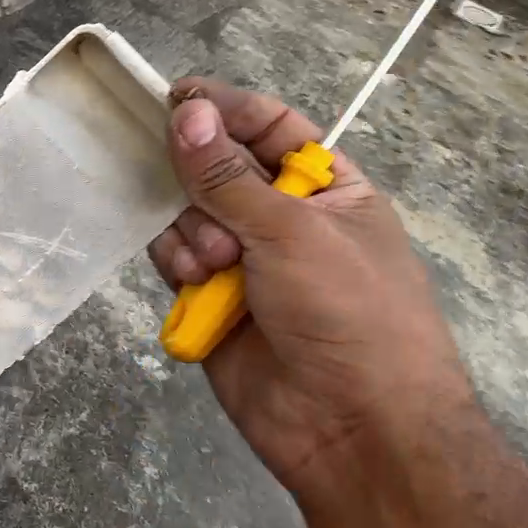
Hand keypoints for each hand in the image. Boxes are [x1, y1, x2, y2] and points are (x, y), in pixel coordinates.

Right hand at [147, 78, 471, 491]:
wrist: (353, 430)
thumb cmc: (348, 312)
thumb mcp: (293, 232)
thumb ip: (227, 175)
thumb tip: (184, 110)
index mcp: (326, 189)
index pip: (270, 127)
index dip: (225, 108)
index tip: (173, 96)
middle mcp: (282, 219)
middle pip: (216, 169)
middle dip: (201, 182)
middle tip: (192, 192)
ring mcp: (244, 261)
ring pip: (187, 215)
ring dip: (191, 232)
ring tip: (213, 264)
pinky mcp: (210, 300)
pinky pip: (175, 259)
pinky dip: (178, 265)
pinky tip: (194, 285)